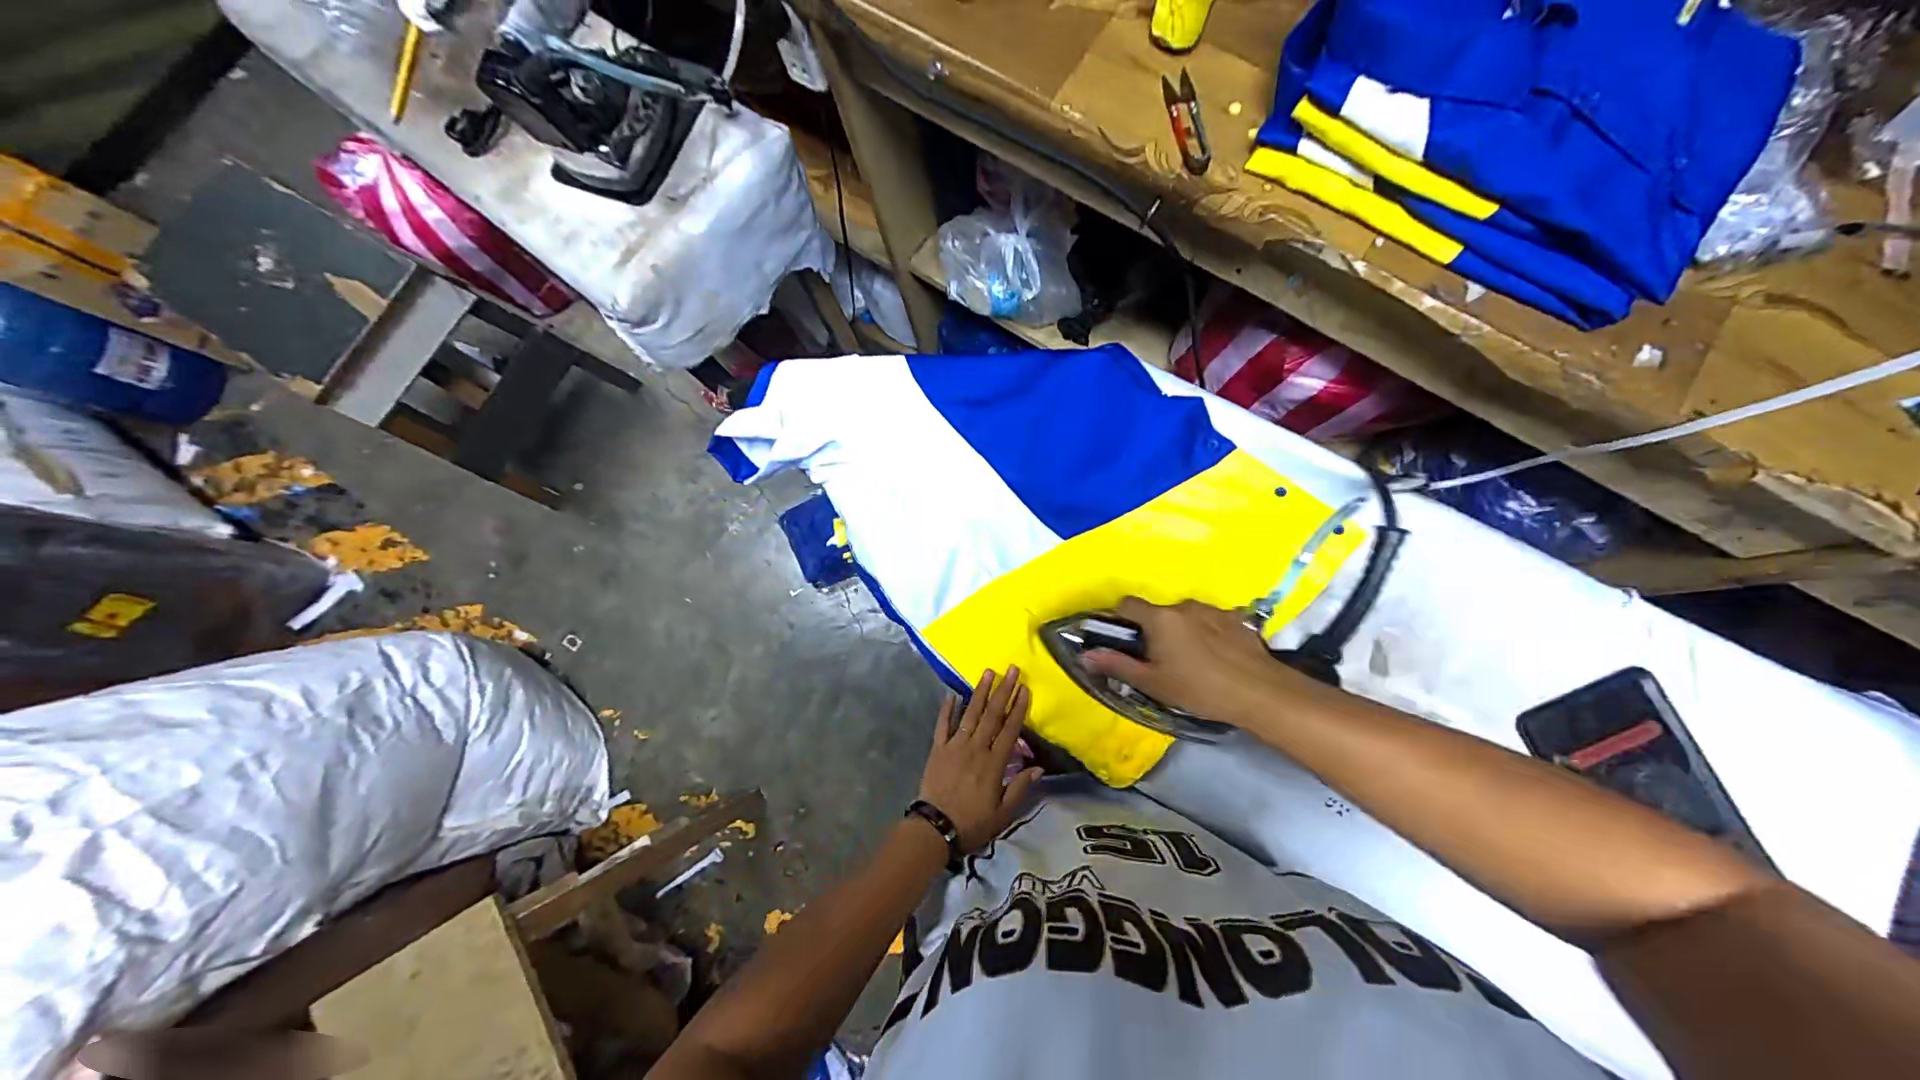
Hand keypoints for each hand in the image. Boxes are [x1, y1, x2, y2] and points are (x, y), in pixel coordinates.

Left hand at [918, 667, 1044, 851]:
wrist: (935, 828)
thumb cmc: (972, 823)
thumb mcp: (1003, 813)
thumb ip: (1020, 788)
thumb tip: (1038, 768)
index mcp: (994, 764)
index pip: (1010, 730)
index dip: (1019, 708)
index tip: (1025, 689)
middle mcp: (976, 748)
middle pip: (992, 715)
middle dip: (1003, 691)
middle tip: (1012, 670)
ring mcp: (955, 746)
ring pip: (970, 714)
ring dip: (980, 692)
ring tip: (988, 672)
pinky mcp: (937, 749)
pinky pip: (943, 725)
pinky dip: (948, 709)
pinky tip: (952, 694)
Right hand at [1080, 597, 1319, 726]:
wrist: (1259, 692)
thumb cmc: (1199, 689)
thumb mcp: (1153, 683)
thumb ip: (1117, 665)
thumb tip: (1085, 655)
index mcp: (1159, 619)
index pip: (1127, 604)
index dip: (1120, 619)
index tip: (1124, 640)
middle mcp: (1184, 606)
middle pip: (1159, 612)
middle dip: (1155, 630)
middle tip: (1160, 660)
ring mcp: (1213, 610)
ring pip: (1186, 616)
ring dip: (1183, 631)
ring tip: (1192, 660)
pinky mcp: (1237, 618)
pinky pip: (1212, 621)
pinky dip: (1208, 633)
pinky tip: (1217, 656)